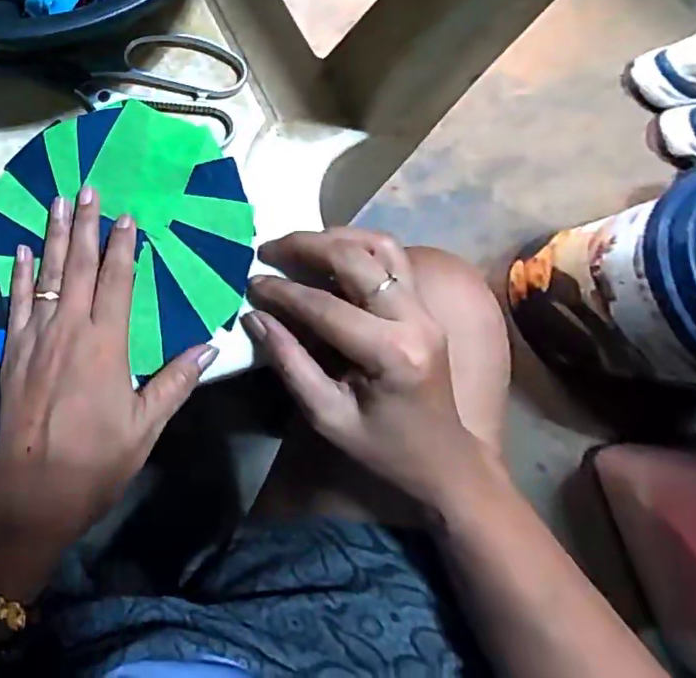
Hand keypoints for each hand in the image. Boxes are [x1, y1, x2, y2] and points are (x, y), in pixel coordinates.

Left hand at [0, 186, 217, 599]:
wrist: (30, 494)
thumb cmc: (96, 460)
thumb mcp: (145, 426)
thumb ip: (175, 380)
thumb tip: (210, 344)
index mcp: (106, 343)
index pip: (117, 281)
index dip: (123, 246)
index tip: (126, 215)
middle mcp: (70, 329)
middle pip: (80, 266)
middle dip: (86, 224)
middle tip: (87, 188)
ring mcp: (37, 336)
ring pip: (48, 275)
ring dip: (54, 236)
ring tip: (58, 202)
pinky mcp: (13, 351)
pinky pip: (17, 302)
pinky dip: (20, 274)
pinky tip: (21, 250)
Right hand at [245, 228, 497, 511]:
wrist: (443, 458)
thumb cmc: (382, 447)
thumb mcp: (326, 415)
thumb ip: (289, 362)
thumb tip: (254, 316)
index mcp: (391, 354)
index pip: (325, 306)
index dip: (283, 292)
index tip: (252, 283)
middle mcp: (414, 319)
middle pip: (355, 259)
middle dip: (306, 246)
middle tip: (269, 249)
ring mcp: (424, 306)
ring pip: (380, 245)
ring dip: (336, 236)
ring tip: (299, 243)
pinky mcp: (425, 302)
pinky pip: (394, 256)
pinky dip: (360, 244)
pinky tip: (332, 249)